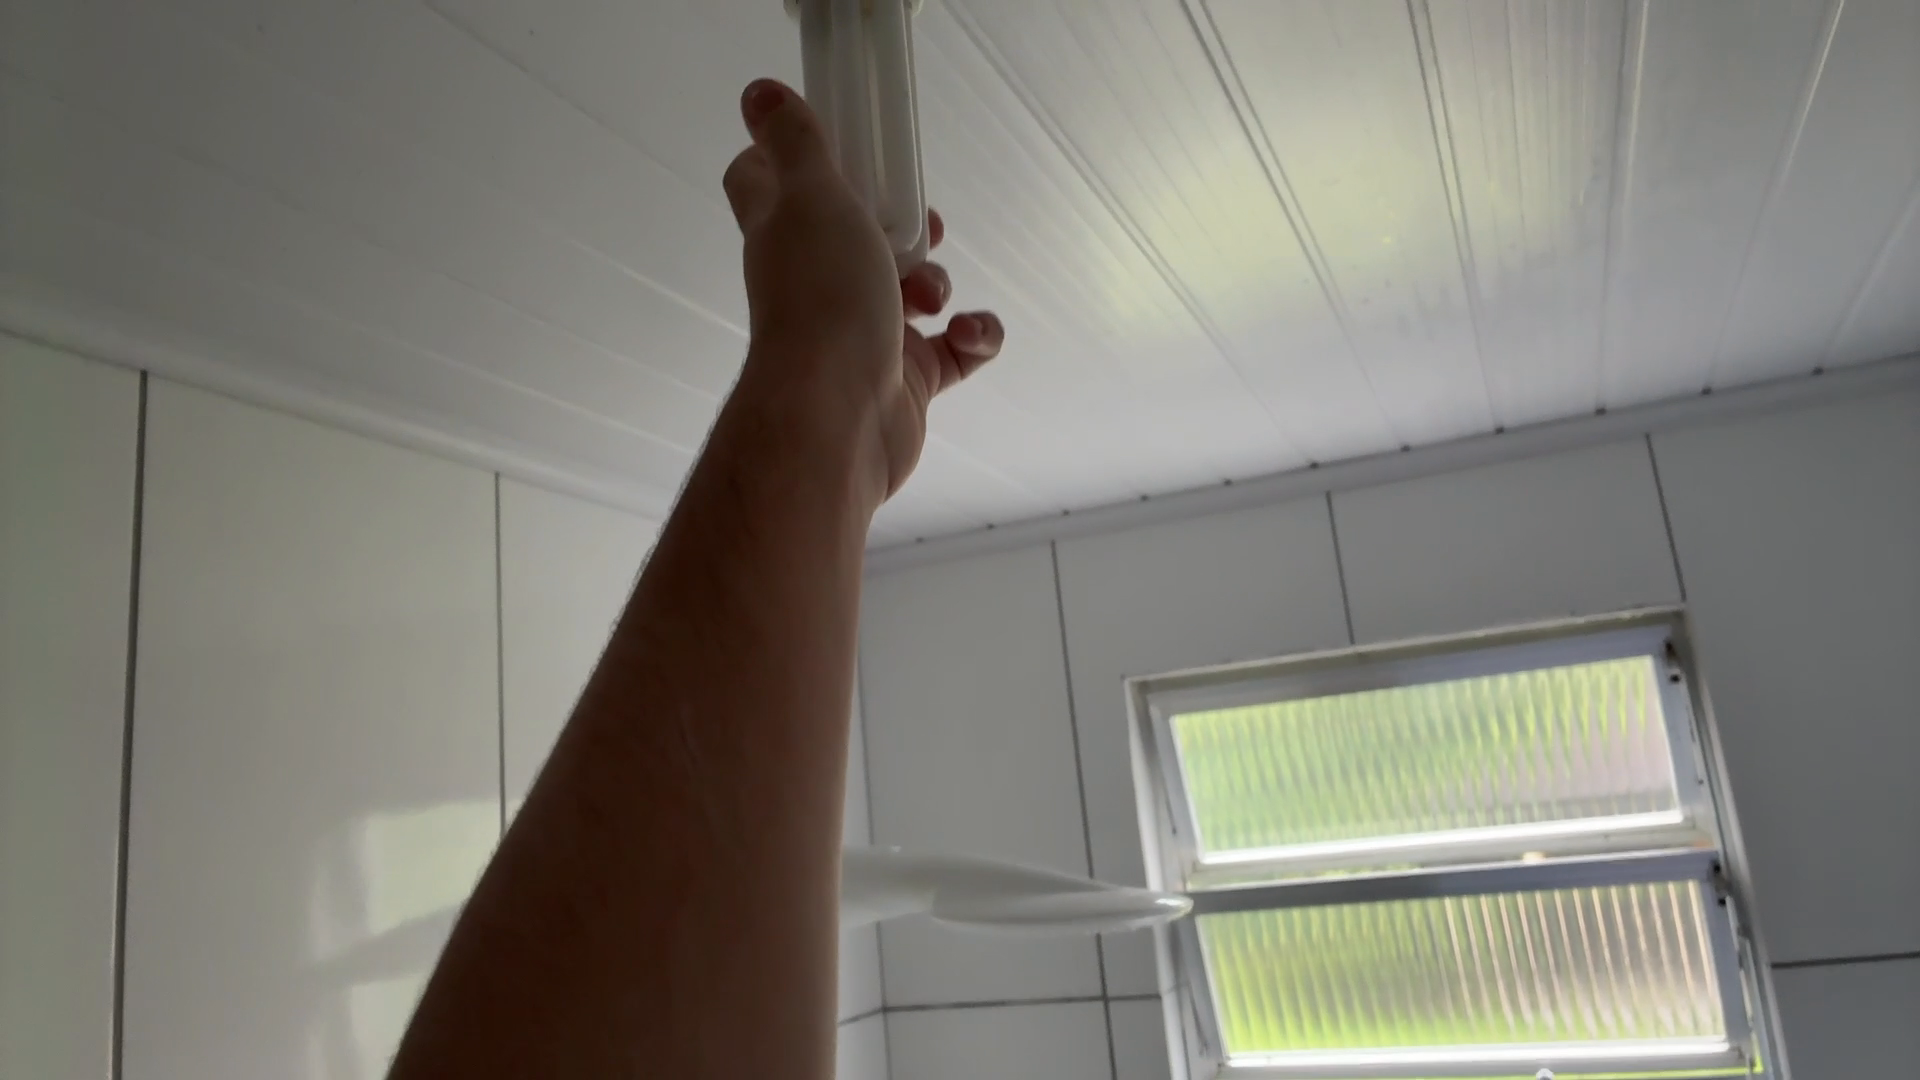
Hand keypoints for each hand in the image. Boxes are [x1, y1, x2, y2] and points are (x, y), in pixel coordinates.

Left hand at [721, 78, 1004, 503]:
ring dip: (937, 283)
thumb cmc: (824, 301)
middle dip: (901, 227)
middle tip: (923, 224)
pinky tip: (969, 334)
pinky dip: (974, 336)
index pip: (769, 188)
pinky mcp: (909, 381)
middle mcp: (821, 289)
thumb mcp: (811, 198)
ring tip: (931, 297)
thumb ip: (796, 144)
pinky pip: (956, 350)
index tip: (840, 150)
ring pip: (913, 295)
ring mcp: (867, 338)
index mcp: (789, 239)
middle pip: (861, 242)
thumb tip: (760, 96)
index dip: (797, 163)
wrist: (842, 414)